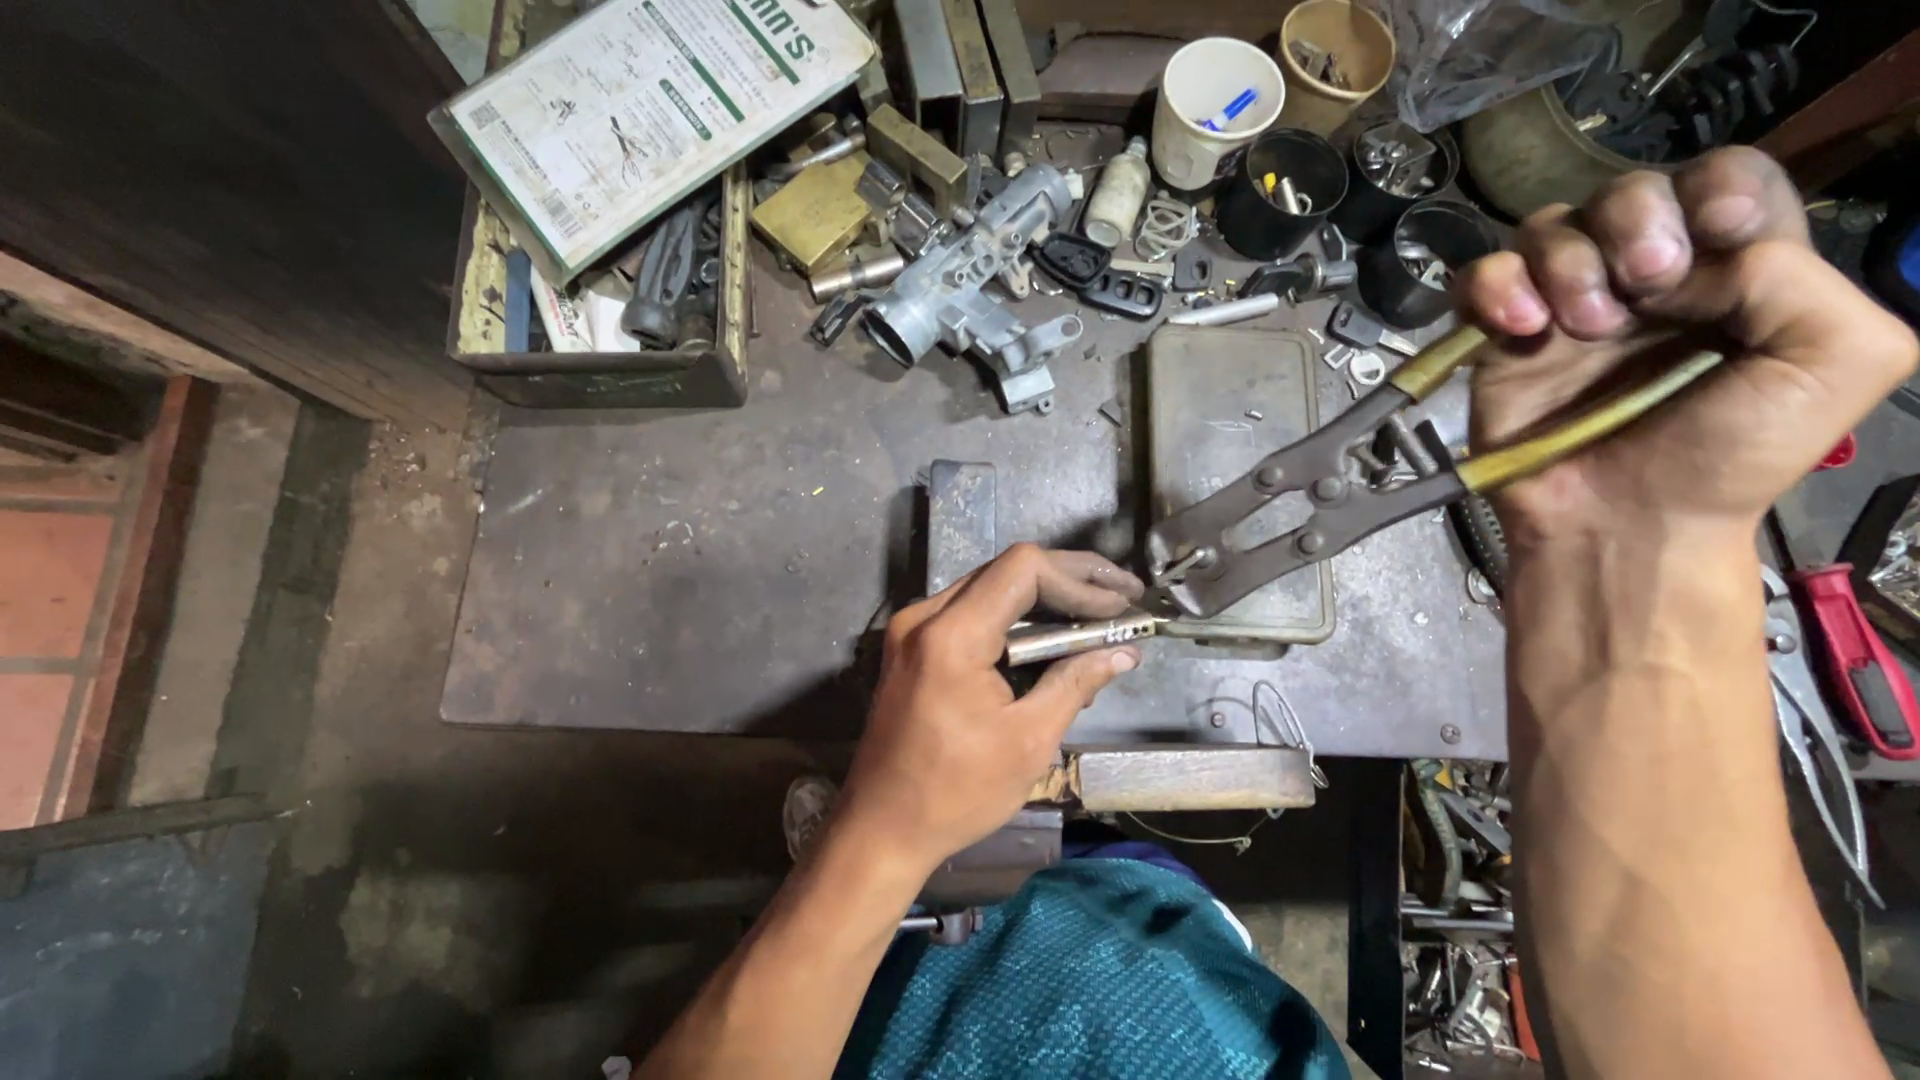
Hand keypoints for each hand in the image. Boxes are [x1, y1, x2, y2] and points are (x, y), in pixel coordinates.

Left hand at [831, 544, 1144, 877]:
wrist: (880, 828)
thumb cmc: (955, 793)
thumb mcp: (1027, 741)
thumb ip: (1075, 684)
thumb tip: (1125, 652)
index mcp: (950, 635)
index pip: (1022, 568)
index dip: (1079, 579)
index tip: (1118, 607)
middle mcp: (924, 617)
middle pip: (1006, 570)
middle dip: (1069, 579)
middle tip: (1122, 597)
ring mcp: (912, 630)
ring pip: (989, 587)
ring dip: (1044, 598)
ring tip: (1097, 616)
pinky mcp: (911, 648)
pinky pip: (970, 613)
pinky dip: (1013, 619)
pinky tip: (1051, 637)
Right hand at [1455, 147, 1917, 543]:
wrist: (1622, 525)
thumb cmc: (1729, 457)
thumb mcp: (1838, 360)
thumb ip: (1795, 277)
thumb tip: (1680, 263)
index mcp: (1732, 273)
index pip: (1722, 179)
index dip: (1715, 189)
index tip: (1716, 238)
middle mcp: (1643, 281)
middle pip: (1629, 190)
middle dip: (1636, 223)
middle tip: (1646, 286)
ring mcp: (1564, 307)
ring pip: (1551, 226)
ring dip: (1569, 264)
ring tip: (1583, 328)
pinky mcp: (1499, 338)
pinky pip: (1481, 275)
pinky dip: (1495, 286)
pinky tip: (1520, 328)